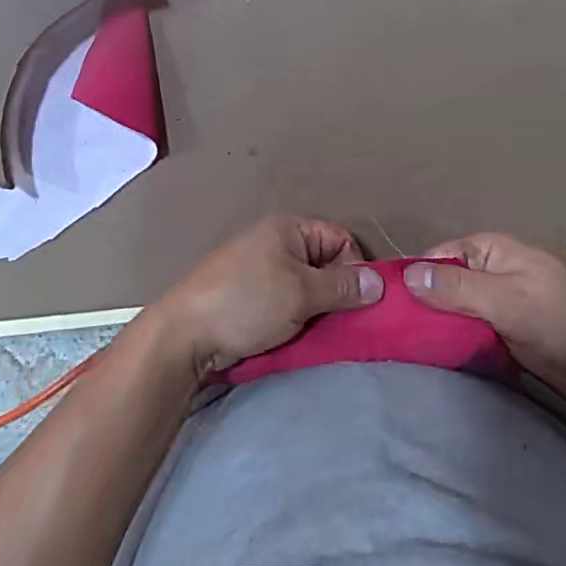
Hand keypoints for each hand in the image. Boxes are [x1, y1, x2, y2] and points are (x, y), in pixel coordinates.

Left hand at [149, 216, 384, 377]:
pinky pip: (287, 300)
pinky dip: (297, 317)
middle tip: (343, 321)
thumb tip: (380, 282)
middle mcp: (274, 242)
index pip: (340, 239)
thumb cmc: (246, 302)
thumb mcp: (301, 293)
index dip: (354, 267)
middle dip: (337, 292)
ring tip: (321, 331)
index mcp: (287, 228)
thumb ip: (342, 287)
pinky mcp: (250, 295)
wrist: (186, 333)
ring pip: (307, 286)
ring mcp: (260, 269)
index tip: (358, 301)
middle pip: (324, 263)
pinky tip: (300, 336)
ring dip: (317, 309)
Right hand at [403, 233, 565, 409]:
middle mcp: (488, 271)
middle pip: (441, 284)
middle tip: (389, 332)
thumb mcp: (506, 299)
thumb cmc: (561, 321)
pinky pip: (467, 331)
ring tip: (402, 347)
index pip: (435, 258)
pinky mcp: (503, 332)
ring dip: (435, 326)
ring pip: (452, 311)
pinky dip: (453, 342)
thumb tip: (406, 274)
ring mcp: (496, 303)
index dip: (412, 278)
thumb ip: (457, 288)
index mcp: (489, 250)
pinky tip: (432, 357)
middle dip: (421, 305)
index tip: (385, 306)